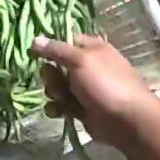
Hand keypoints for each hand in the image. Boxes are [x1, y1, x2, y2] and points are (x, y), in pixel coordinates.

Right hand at [31, 33, 159, 147]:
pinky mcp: (80, 107)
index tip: (34, 53)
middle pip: (55, 65)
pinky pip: (60, 104)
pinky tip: (59, 112)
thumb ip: (56, 49)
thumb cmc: (105, 84)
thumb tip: (35, 38)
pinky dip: (57, 108)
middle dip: (51, 76)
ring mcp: (83, 88)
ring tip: (62, 100)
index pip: (64, 40)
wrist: (125, 120)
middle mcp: (86, 66)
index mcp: (91, 49)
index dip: (49, 46)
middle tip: (58, 82)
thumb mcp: (80, 60)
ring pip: (56, 86)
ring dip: (54, 93)